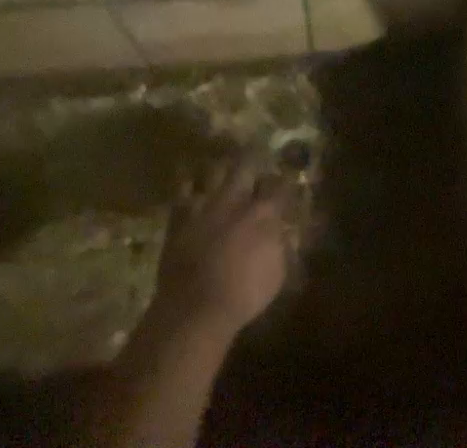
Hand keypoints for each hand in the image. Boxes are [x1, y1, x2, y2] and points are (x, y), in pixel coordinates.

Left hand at [156, 157, 287, 336]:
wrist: (195, 308)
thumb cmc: (244, 295)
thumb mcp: (276, 275)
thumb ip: (281, 248)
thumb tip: (283, 234)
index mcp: (263, 214)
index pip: (280, 186)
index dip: (285, 181)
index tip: (287, 180)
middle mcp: (234, 201)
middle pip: (245, 166)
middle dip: (252, 159)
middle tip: (255, 157)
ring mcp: (204, 206)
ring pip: (212, 171)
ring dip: (219, 168)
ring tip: (222, 166)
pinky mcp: (179, 217)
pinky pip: (183, 191)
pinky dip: (189, 187)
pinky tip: (192, 188)